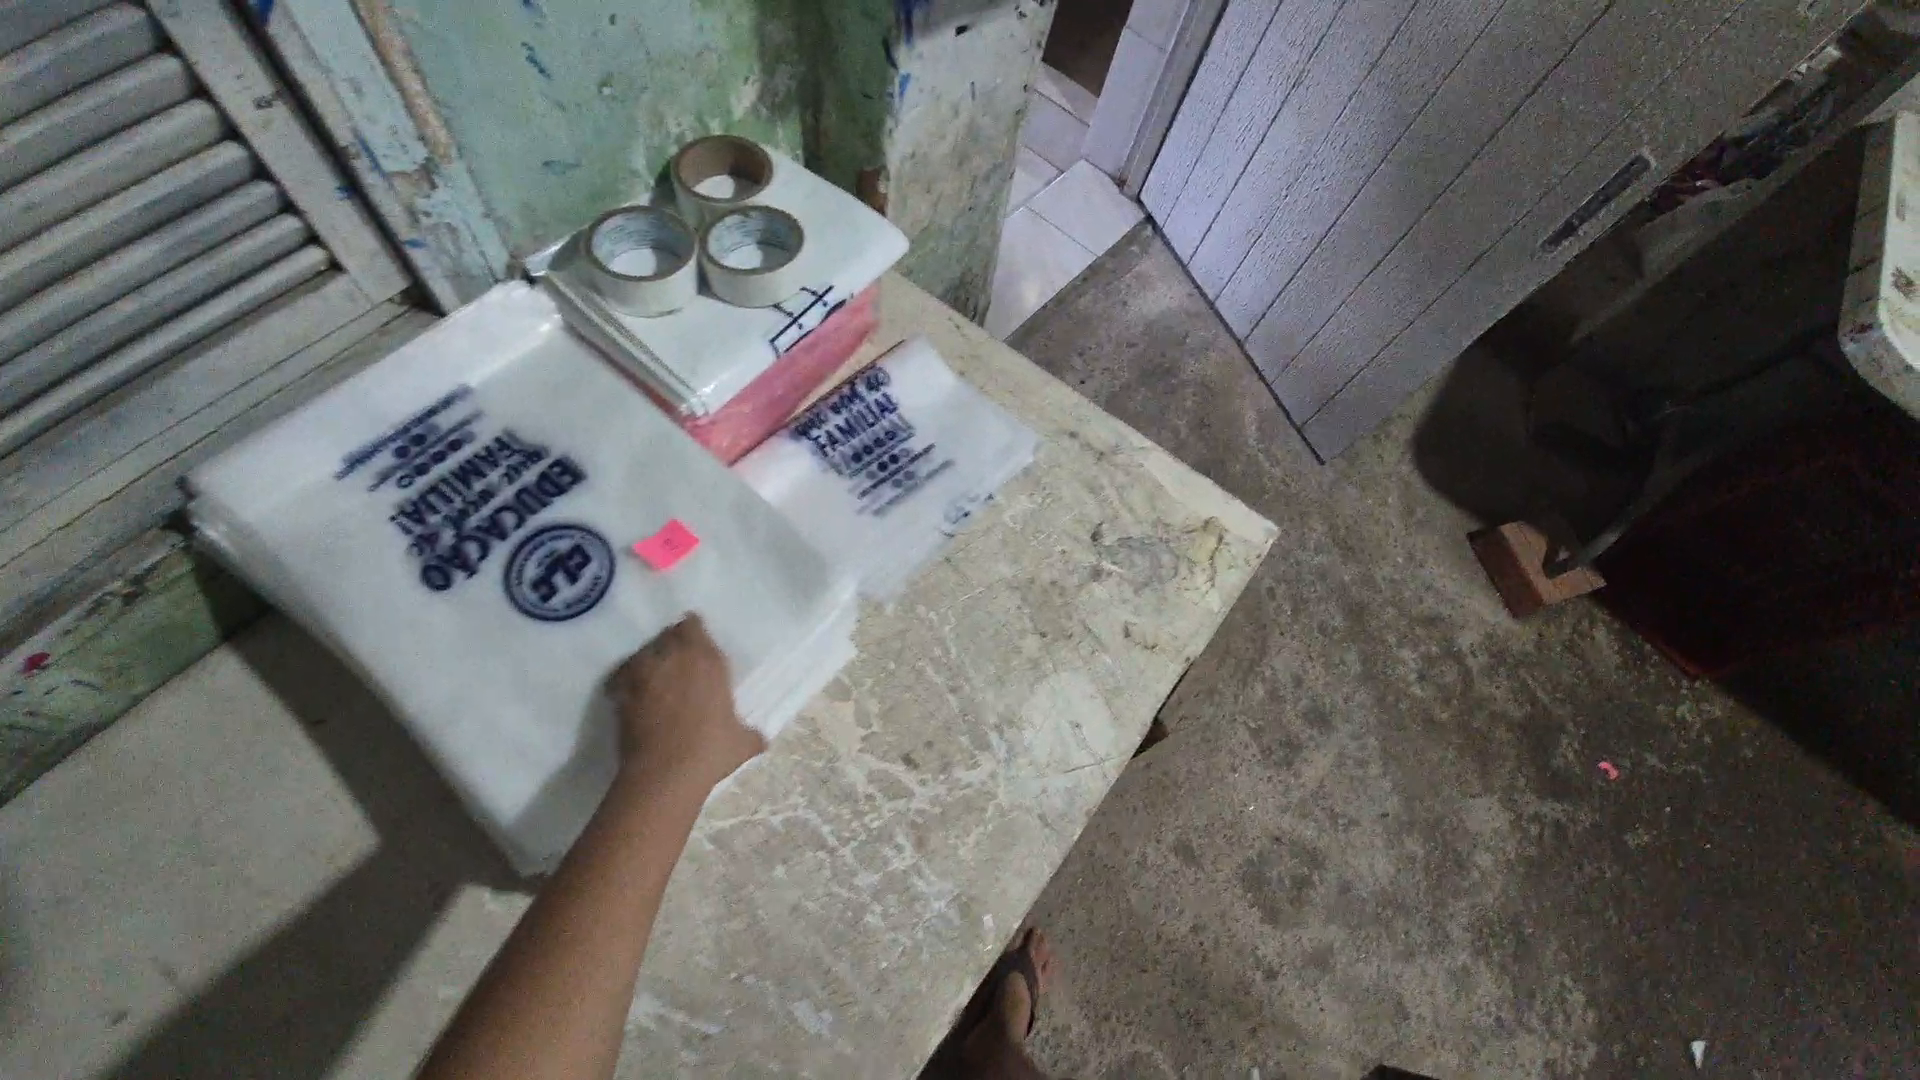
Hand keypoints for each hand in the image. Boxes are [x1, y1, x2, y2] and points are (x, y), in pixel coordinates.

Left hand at [607, 615, 763, 789]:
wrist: (665, 774)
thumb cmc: (710, 752)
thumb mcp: (742, 744)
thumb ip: (750, 735)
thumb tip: (760, 740)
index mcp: (708, 661)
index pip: (694, 626)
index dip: (693, 630)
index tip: (696, 641)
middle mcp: (674, 658)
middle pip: (668, 634)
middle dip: (671, 641)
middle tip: (677, 657)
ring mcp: (643, 674)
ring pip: (643, 651)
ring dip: (648, 658)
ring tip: (653, 673)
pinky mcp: (620, 693)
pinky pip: (621, 676)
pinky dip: (624, 680)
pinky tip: (629, 691)